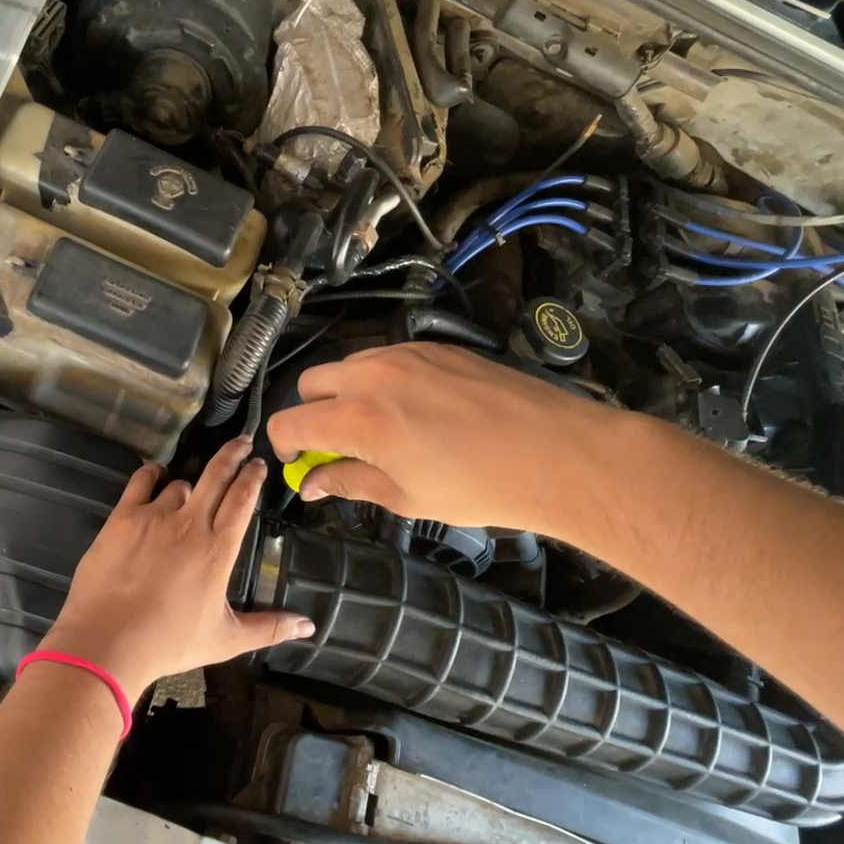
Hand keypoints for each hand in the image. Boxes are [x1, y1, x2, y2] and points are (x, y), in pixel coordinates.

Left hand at [39, 437, 315, 693]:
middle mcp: (190, 525)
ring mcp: (154, 517)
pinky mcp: (123, 518)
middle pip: (217, 476)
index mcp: (218, 550)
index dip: (252, 476)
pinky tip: (157, 472)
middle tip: (243, 441)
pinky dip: (152, 473)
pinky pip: (141, 482)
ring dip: (191, 482)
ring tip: (194, 486)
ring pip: (180, 484)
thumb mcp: (226, 640)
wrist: (107, 642)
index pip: (242, 499)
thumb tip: (307, 627)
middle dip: (233, 454)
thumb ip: (269, 628)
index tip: (258, 463)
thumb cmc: (169, 643)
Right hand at [265, 341, 650, 537]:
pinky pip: (385, 358)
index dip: (285, 448)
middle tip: (338, 446)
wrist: (558, 452)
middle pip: (309, 384)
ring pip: (347, 366)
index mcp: (358, 419)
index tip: (301, 464)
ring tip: (380, 427)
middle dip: (312, 415)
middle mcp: (372, 376)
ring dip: (345, 395)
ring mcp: (405, 354)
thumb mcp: (406, 497)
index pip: (289, 424)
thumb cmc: (481, 488)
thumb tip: (312, 484)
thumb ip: (349, 482)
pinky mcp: (435, 346)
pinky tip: (414, 409)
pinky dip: (380, 381)